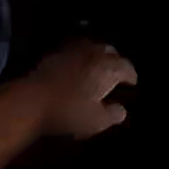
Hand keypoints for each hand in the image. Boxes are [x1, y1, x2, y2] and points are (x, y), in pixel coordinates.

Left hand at [8, 40, 136, 138]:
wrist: (35, 98)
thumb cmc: (70, 111)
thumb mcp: (95, 121)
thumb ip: (112, 114)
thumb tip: (122, 110)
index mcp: (107, 67)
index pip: (126, 66)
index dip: (131, 75)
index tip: (133, 82)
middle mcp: (94, 52)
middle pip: (111, 51)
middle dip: (116, 61)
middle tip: (117, 73)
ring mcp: (76, 49)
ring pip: (94, 47)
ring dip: (99, 56)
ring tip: (99, 67)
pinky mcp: (60, 51)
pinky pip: (77, 50)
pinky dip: (83, 56)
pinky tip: (78, 67)